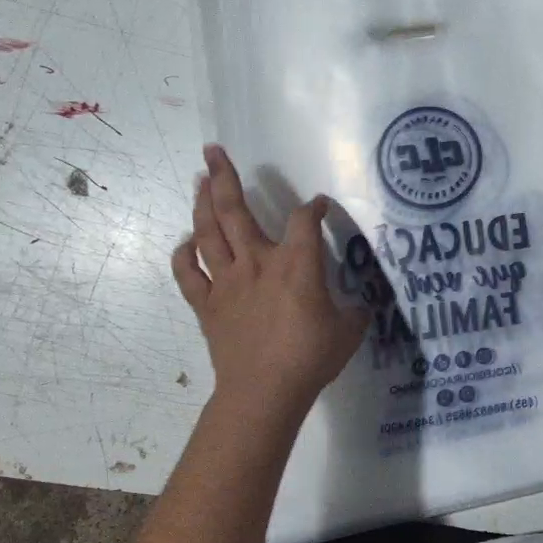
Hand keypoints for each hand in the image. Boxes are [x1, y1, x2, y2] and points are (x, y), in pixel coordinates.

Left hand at [171, 145, 368, 417]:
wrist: (264, 392)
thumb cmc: (312, 357)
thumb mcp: (349, 330)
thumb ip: (354, 310)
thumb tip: (358, 305)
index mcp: (296, 264)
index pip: (304, 221)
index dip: (313, 208)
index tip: (320, 205)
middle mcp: (257, 262)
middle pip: (234, 211)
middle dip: (223, 177)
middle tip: (213, 151)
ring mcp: (227, 282)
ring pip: (207, 233)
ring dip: (201, 203)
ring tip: (199, 180)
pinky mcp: (207, 305)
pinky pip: (188, 274)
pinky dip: (183, 256)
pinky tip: (185, 243)